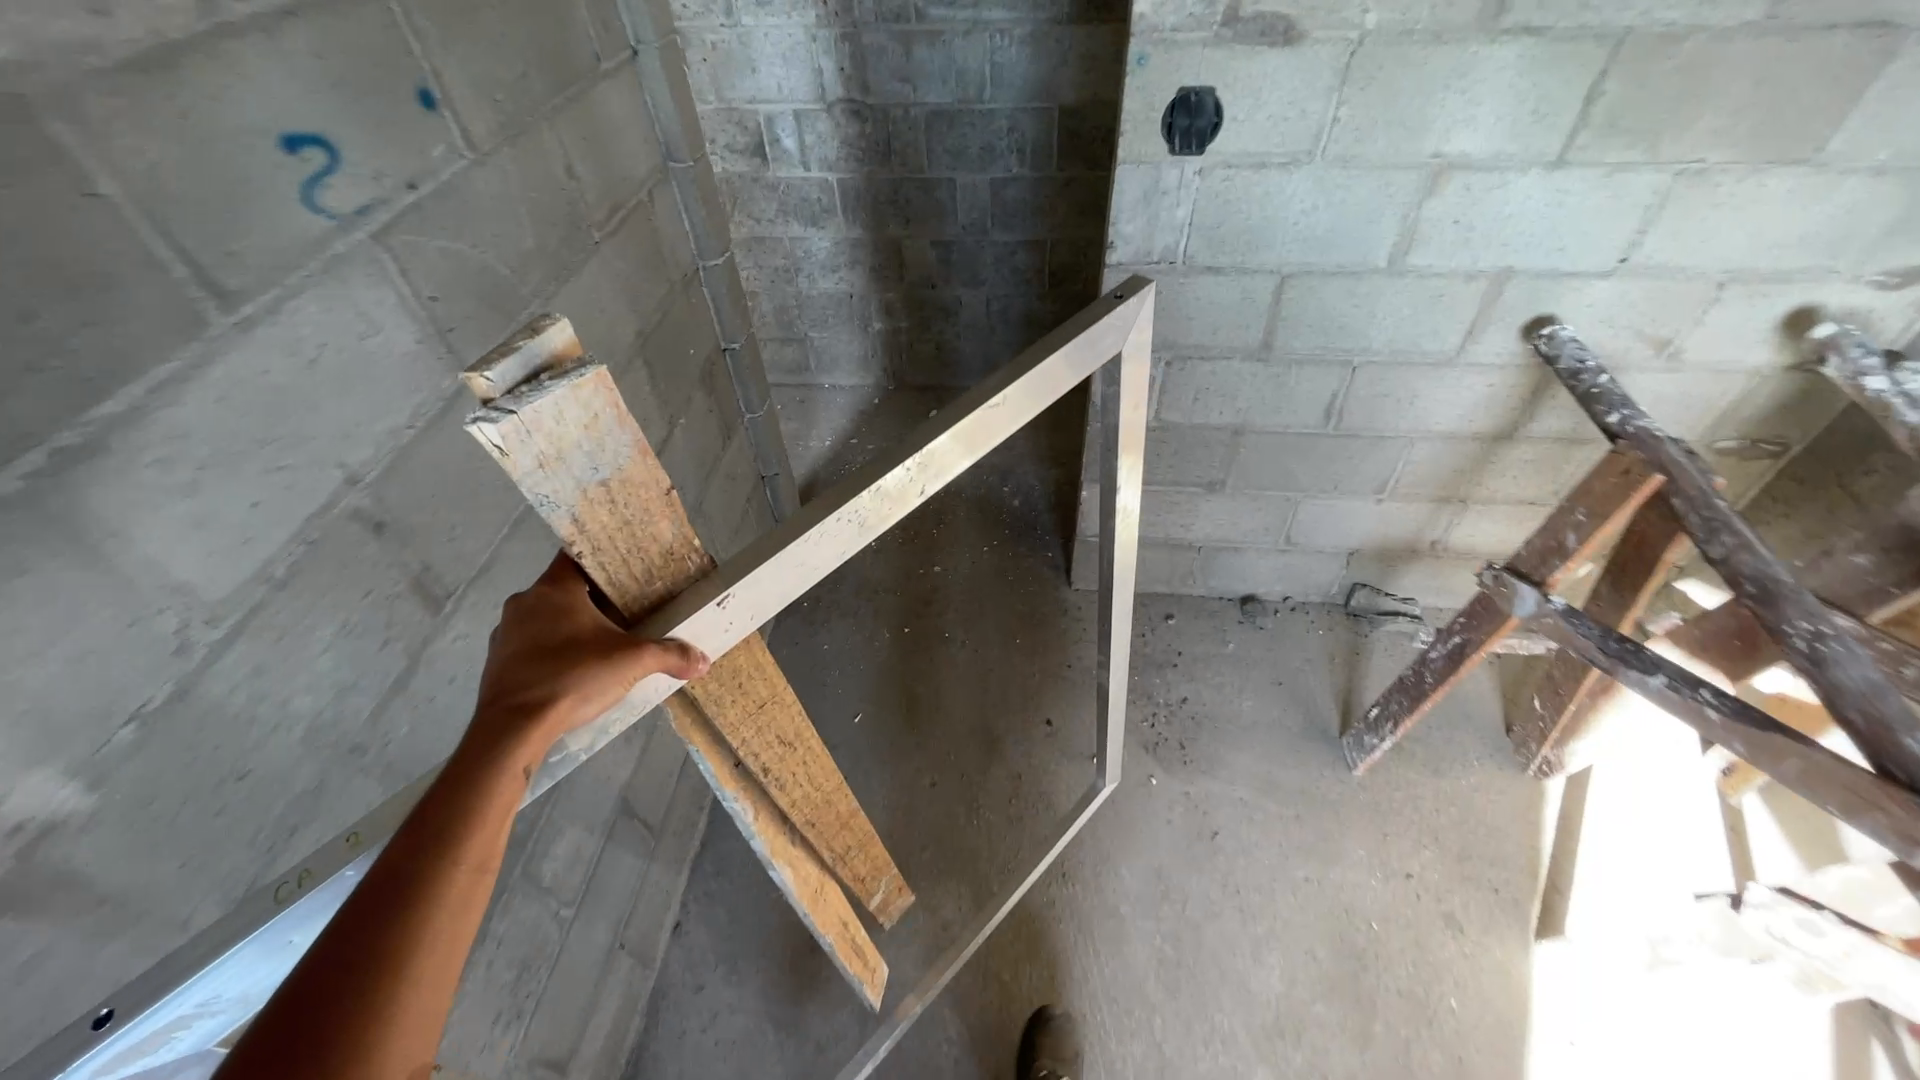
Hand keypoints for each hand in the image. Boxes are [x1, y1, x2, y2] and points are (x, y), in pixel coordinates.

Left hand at [468, 552, 709, 759]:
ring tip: (601, 643)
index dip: (602, 559)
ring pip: (544, 617)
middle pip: (563, 588)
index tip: (626, 569)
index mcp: (554, 589)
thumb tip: (704, 661)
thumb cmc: (574, 676)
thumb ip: (670, 655)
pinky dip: (551, 651)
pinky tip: (574, 670)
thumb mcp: (632, 662)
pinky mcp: (497, 663)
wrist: (514, 727)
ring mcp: (506, 633)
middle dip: (593, 598)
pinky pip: (530, 645)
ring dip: (569, 626)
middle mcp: (525, 602)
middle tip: (625, 610)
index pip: (577, 555)